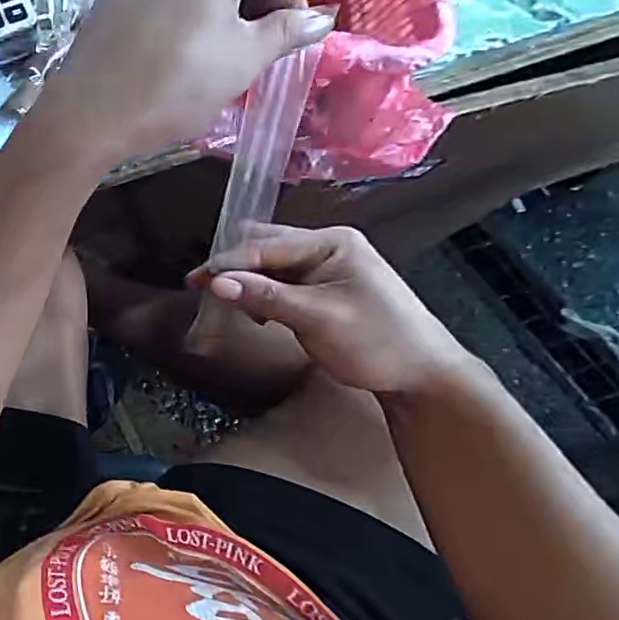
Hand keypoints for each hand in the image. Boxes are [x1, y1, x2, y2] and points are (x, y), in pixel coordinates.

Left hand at [30, 0, 334, 162]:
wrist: (89, 116)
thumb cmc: (174, 86)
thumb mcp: (243, 60)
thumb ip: (286, 32)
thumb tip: (319, 20)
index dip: (294, 4)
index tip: (290, 44)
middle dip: (253, 8)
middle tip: (254, 56)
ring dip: (218, 14)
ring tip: (215, 59)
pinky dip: (182, 16)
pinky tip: (176, 54)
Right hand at [189, 223, 478, 396]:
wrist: (423, 377)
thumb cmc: (378, 343)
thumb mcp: (318, 318)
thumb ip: (266, 297)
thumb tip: (216, 282)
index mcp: (331, 242)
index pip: (264, 246)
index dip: (227, 263)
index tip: (195, 281)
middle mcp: (325, 247)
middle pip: (263, 246)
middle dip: (233, 266)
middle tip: (205, 290)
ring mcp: (323, 267)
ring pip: (267, 264)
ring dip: (245, 281)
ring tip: (230, 304)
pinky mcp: (318, 289)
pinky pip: (277, 282)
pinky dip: (259, 293)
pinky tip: (256, 312)